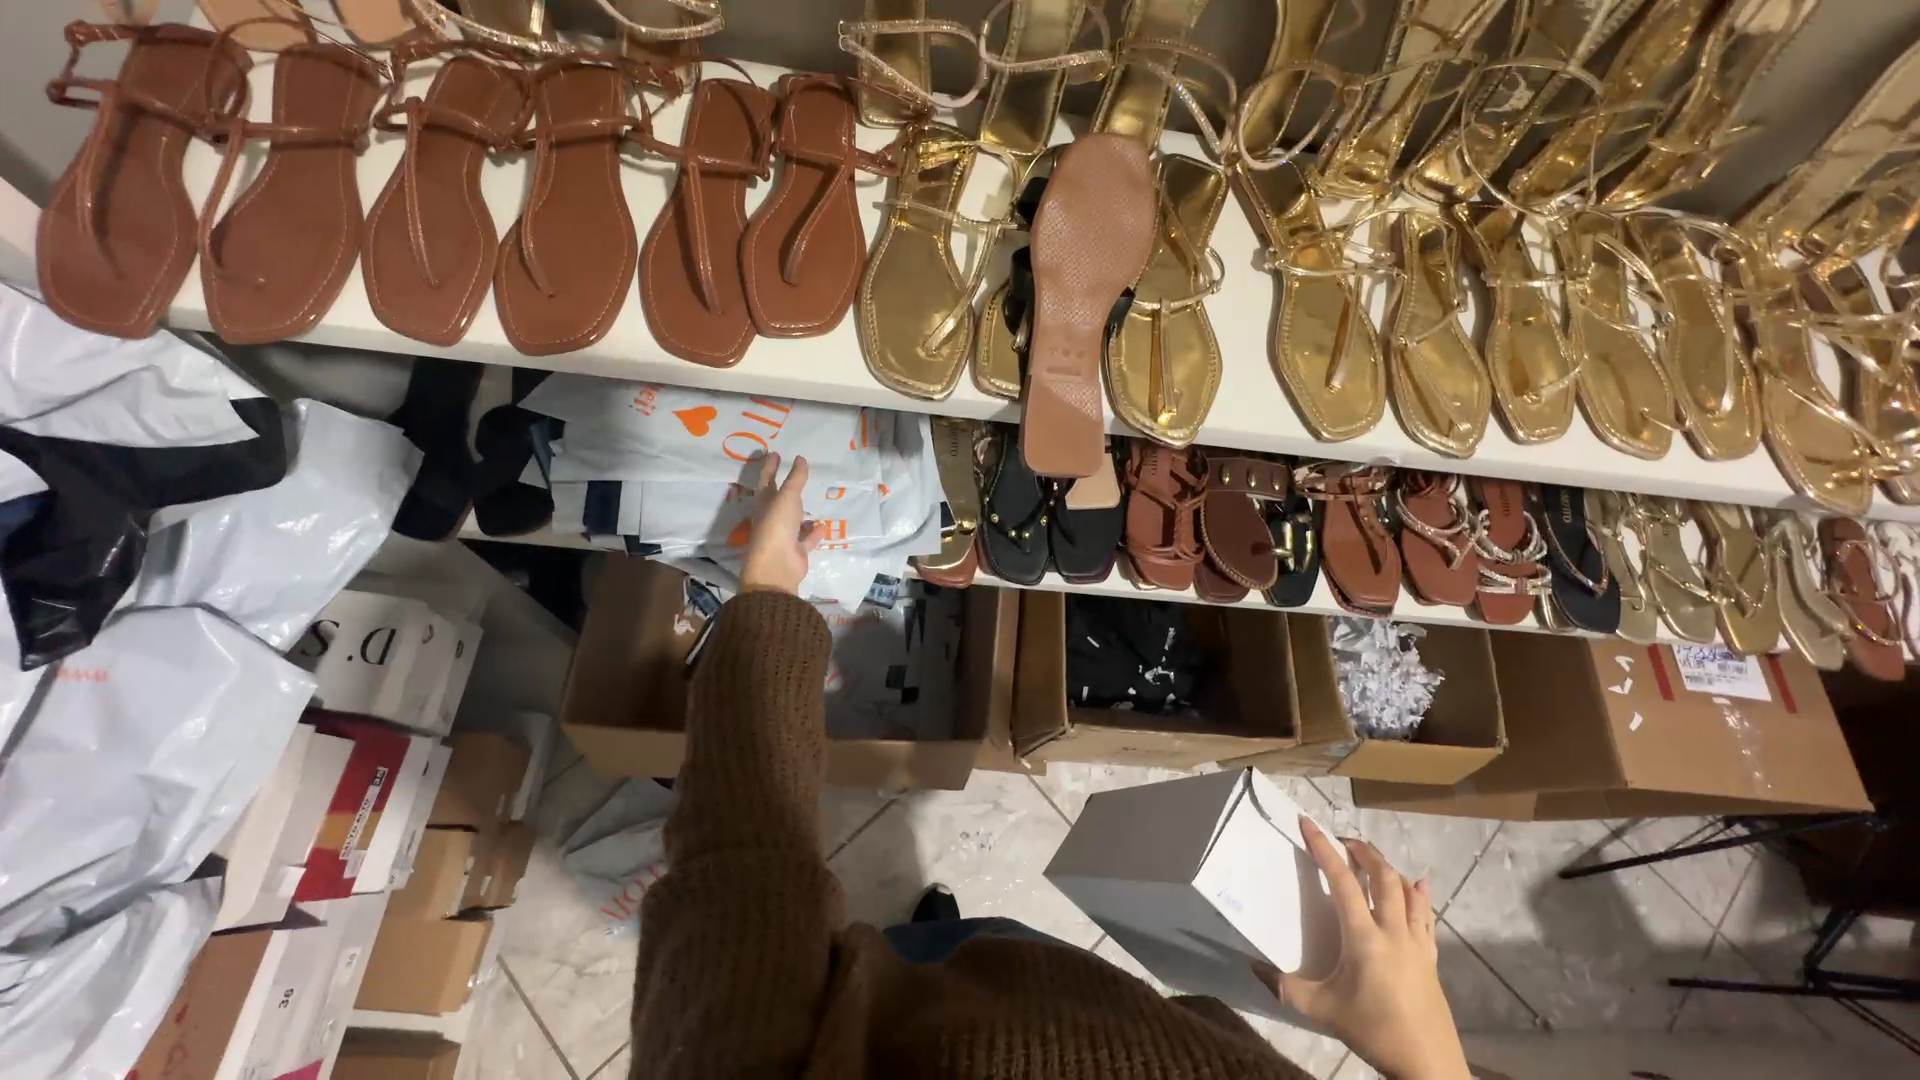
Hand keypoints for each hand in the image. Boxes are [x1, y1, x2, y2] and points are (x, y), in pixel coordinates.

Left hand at [739, 453, 819, 596]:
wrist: (777, 565)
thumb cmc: (776, 525)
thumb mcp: (787, 497)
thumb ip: (795, 479)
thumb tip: (800, 458)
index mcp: (764, 503)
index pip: (766, 480)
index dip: (770, 466)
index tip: (775, 453)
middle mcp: (771, 518)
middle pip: (778, 499)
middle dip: (784, 487)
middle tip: (796, 474)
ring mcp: (783, 535)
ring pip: (793, 520)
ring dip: (800, 512)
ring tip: (811, 501)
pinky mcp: (796, 550)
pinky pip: (806, 538)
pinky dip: (813, 532)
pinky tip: (822, 525)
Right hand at [1258, 818, 1469, 1079]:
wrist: (1428, 1067)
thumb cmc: (1373, 1031)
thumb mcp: (1321, 1009)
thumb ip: (1286, 987)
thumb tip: (1254, 968)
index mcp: (1363, 936)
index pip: (1342, 880)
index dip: (1324, 848)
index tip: (1309, 824)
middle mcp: (1392, 930)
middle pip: (1382, 876)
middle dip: (1363, 851)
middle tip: (1343, 841)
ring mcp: (1416, 944)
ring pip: (1406, 891)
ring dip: (1388, 868)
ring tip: (1372, 858)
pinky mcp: (1431, 959)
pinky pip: (1426, 917)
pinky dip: (1419, 896)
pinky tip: (1419, 886)